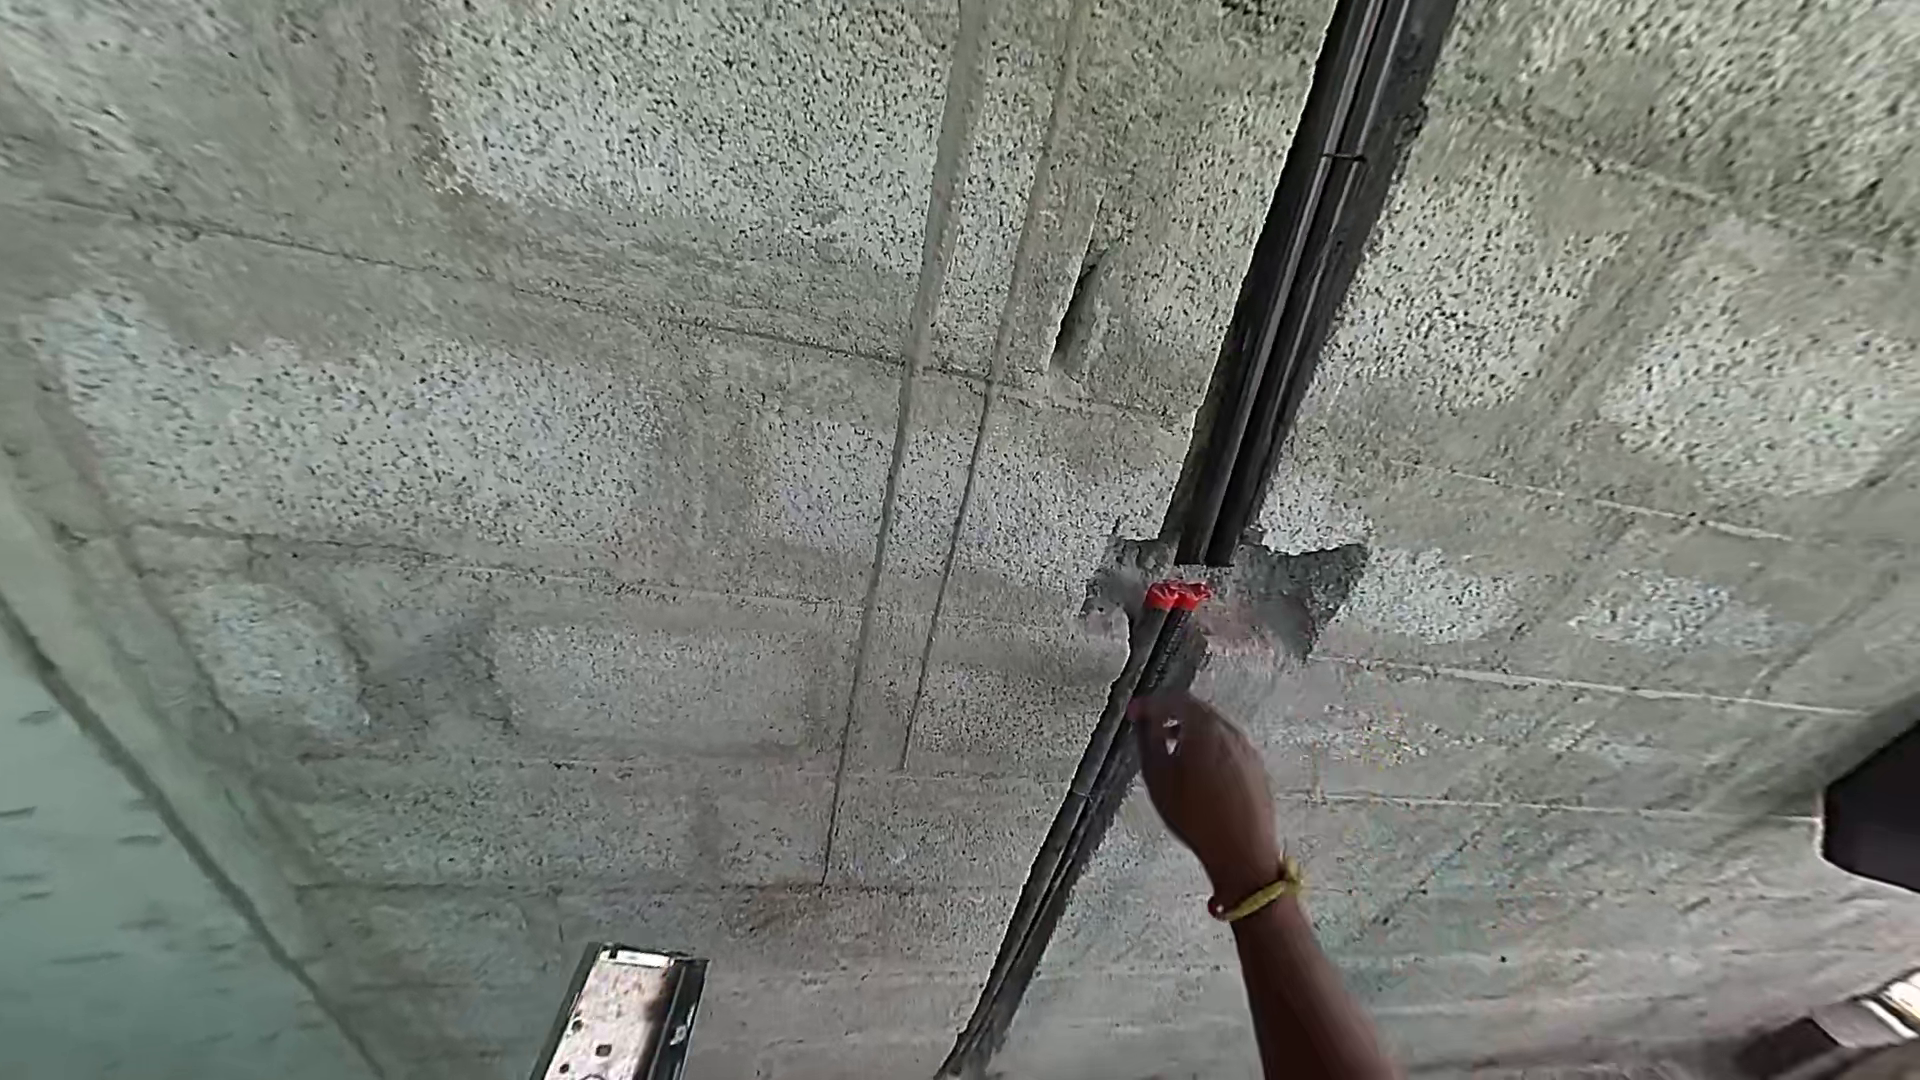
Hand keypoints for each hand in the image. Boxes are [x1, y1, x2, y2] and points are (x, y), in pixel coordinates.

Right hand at [1130, 691, 1282, 901]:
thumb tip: (1145, 720)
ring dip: (1188, 729)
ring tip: (1170, 747)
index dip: (1149, 703)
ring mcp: (1246, 750)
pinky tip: (1195, 767)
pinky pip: (1226, 745)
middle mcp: (1230, 732)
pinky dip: (1207, 745)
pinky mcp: (1255, 769)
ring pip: (1212, 727)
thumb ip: (1148, 739)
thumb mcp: (1157, 775)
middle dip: (1170, 713)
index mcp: (1205, 727)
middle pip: (1196, 709)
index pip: (1173, 699)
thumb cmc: (1197, 817)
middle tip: (1150, 723)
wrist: (1242, 855)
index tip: (1134, 712)